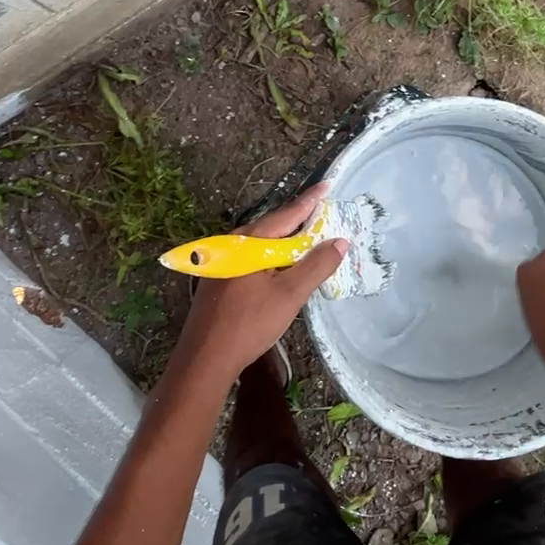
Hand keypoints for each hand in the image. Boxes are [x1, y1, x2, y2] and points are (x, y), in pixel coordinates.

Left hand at [170, 183, 344, 387]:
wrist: (204, 360)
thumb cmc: (248, 324)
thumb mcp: (289, 295)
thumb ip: (316, 266)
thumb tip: (339, 242)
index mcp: (250, 241)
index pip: (287, 214)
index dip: (310, 201)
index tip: (327, 184)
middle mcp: (233, 244)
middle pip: (273, 226)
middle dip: (299, 219)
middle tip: (323, 212)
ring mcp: (223, 261)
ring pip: (262, 243)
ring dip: (286, 240)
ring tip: (308, 236)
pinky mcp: (220, 278)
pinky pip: (253, 256)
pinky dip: (273, 255)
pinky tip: (282, 265)